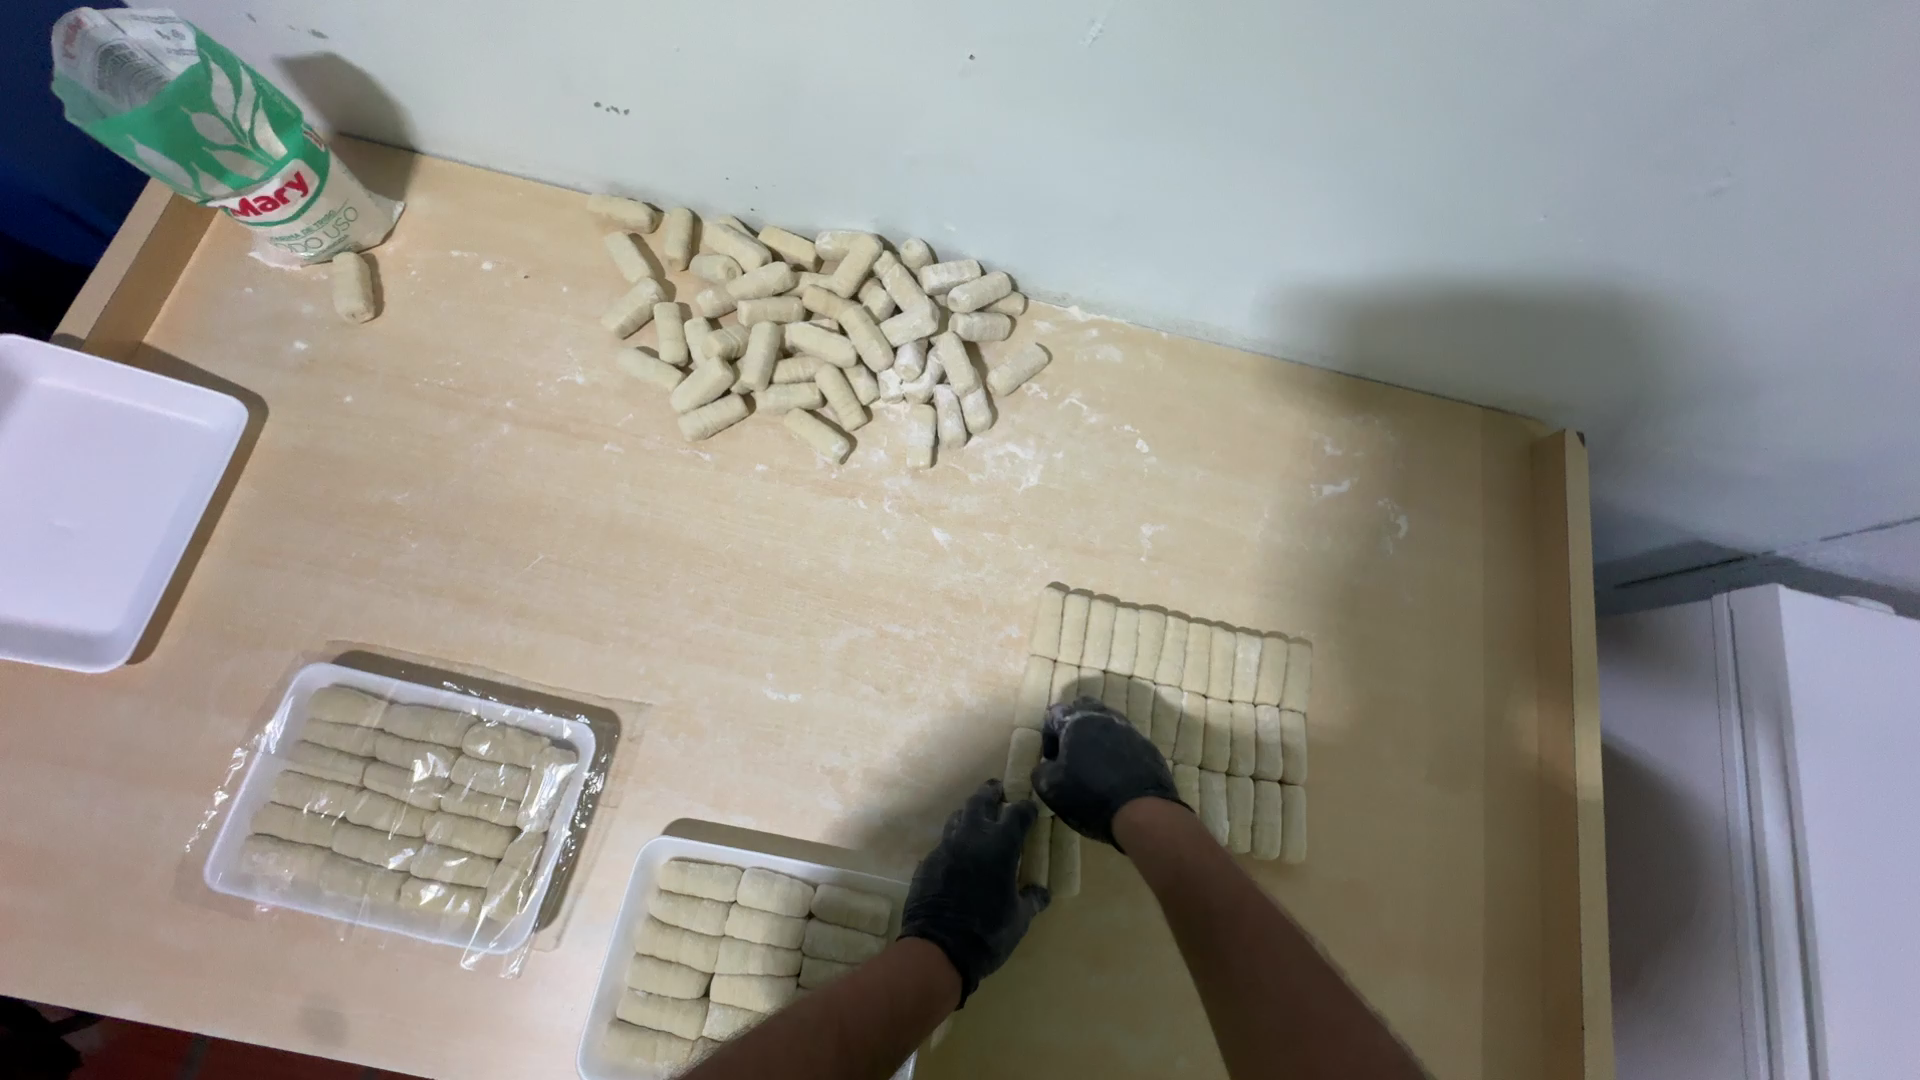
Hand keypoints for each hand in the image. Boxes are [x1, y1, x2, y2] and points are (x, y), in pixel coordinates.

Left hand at [899, 779, 1049, 1005]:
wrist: (938, 948)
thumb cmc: (988, 933)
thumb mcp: (1020, 920)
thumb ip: (1032, 900)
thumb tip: (1042, 893)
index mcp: (1001, 845)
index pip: (1018, 813)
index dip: (1027, 808)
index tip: (1031, 809)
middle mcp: (973, 836)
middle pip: (981, 800)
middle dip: (992, 793)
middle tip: (999, 792)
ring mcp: (947, 846)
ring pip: (959, 816)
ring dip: (970, 813)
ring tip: (978, 819)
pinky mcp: (929, 860)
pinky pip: (945, 842)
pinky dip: (955, 842)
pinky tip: (959, 854)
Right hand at [1033, 697, 1184, 849]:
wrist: (1141, 812)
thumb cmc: (1089, 796)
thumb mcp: (1050, 789)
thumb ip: (1041, 771)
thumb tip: (1047, 765)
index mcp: (1075, 723)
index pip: (1054, 713)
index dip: (1048, 735)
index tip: (1052, 760)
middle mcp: (1102, 718)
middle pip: (1083, 706)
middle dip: (1074, 724)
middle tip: (1072, 751)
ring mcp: (1128, 730)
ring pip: (1107, 720)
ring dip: (1097, 735)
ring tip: (1095, 761)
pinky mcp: (1147, 745)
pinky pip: (1126, 738)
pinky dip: (1117, 749)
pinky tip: (1117, 772)